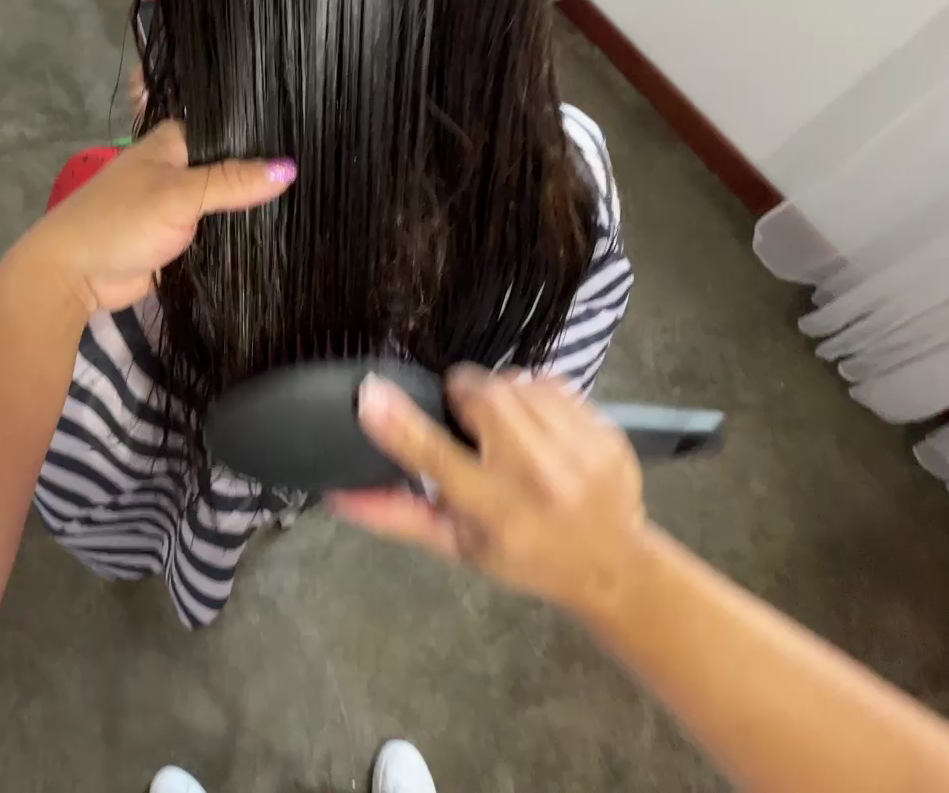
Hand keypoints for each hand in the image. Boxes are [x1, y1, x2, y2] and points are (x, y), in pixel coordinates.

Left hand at [18, 121, 294, 312]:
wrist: (74, 274)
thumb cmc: (119, 221)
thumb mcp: (179, 196)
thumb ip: (233, 183)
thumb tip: (291, 169)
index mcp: (174, 141)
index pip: (230, 127)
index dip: (265, 135)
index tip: (311, 138)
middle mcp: (178, 166)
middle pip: (231, 165)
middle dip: (262, 174)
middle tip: (318, 175)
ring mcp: (179, 202)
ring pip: (226, 200)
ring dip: (250, 206)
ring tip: (308, 202)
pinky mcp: (179, 236)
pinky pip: (217, 229)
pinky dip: (236, 231)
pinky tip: (274, 229)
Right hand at [329, 365, 652, 616]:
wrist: (613, 568)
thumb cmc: (521, 556)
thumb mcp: (453, 544)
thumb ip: (393, 515)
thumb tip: (336, 494)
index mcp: (495, 511)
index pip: (435, 456)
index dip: (397, 421)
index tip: (370, 391)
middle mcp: (540, 478)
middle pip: (481, 396)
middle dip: (462, 396)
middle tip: (463, 420)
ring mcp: (580, 452)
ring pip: (514, 381)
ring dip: (497, 394)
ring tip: (501, 425)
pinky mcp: (606, 431)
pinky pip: (549, 382)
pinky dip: (531, 394)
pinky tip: (535, 424)